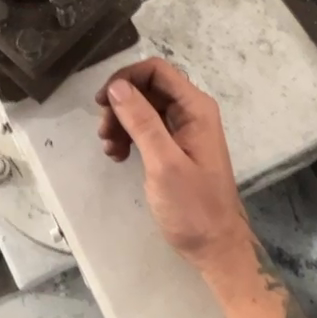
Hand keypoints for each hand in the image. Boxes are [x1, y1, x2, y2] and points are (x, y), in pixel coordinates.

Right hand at [96, 58, 252, 273]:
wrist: (214, 247)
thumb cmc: (193, 208)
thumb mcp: (163, 163)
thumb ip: (141, 122)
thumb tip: (117, 87)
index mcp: (196, 109)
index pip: (156, 70)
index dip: (126, 78)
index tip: (102, 102)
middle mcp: (191, 112)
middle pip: (147, 88)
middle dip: (120, 104)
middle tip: (103, 132)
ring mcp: (184, 130)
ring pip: (142, 108)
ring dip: (120, 122)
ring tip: (110, 149)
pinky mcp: (175, 147)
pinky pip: (146, 128)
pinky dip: (128, 137)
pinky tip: (118, 155)